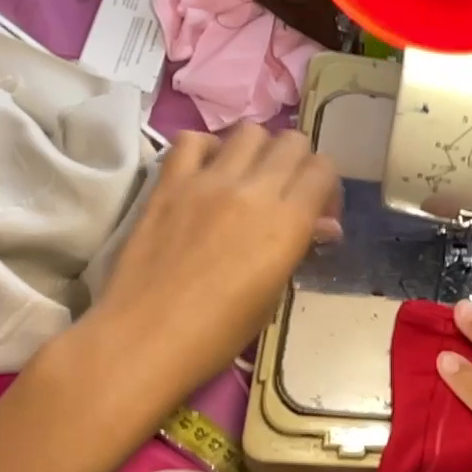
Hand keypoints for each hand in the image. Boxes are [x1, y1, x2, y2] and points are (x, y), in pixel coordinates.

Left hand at [85, 125, 339, 400]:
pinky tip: (207, 173)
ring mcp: (208, 181)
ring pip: (249, 131)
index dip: (327, 187)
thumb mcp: (273, 295)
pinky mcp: (168, 184)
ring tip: (249, 177)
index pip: (324, 168)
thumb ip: (298, 247)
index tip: (318, 213)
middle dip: (298, 163)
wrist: (145, 341)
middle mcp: (255, 190)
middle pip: (292, 141)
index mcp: (289, 222)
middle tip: (287, 192)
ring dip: (258, 150)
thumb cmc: (219, 334)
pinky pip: (192, 140)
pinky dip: (207, 148)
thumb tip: (322, 224)